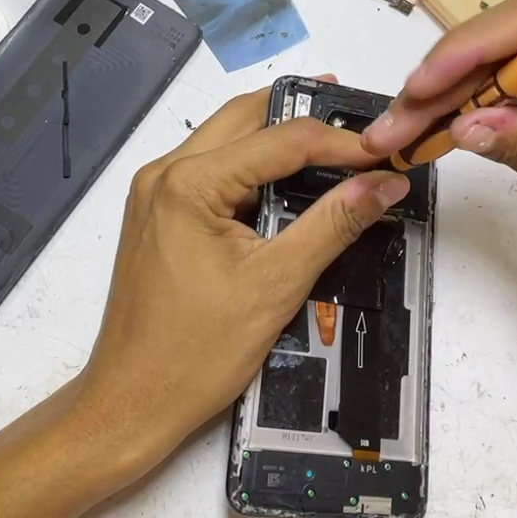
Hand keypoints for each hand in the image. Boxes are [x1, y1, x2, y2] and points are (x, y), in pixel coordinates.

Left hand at [75, 84, 411, 472]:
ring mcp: (155, 192)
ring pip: (227, 140)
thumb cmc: (198, 353)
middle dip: (303, 114)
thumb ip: (333, 224)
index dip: (339, 142)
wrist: (130, 402)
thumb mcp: (277, 284)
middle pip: (244, 119)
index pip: (280, 141)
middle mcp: (164, 172)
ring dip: (278, 137)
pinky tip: (290, 179)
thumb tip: (385, 183)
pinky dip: (254, 168)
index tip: (386, 152)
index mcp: (187, 182)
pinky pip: (213, 171)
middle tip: (359, 121)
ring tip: (335, 143)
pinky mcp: (158, 214)